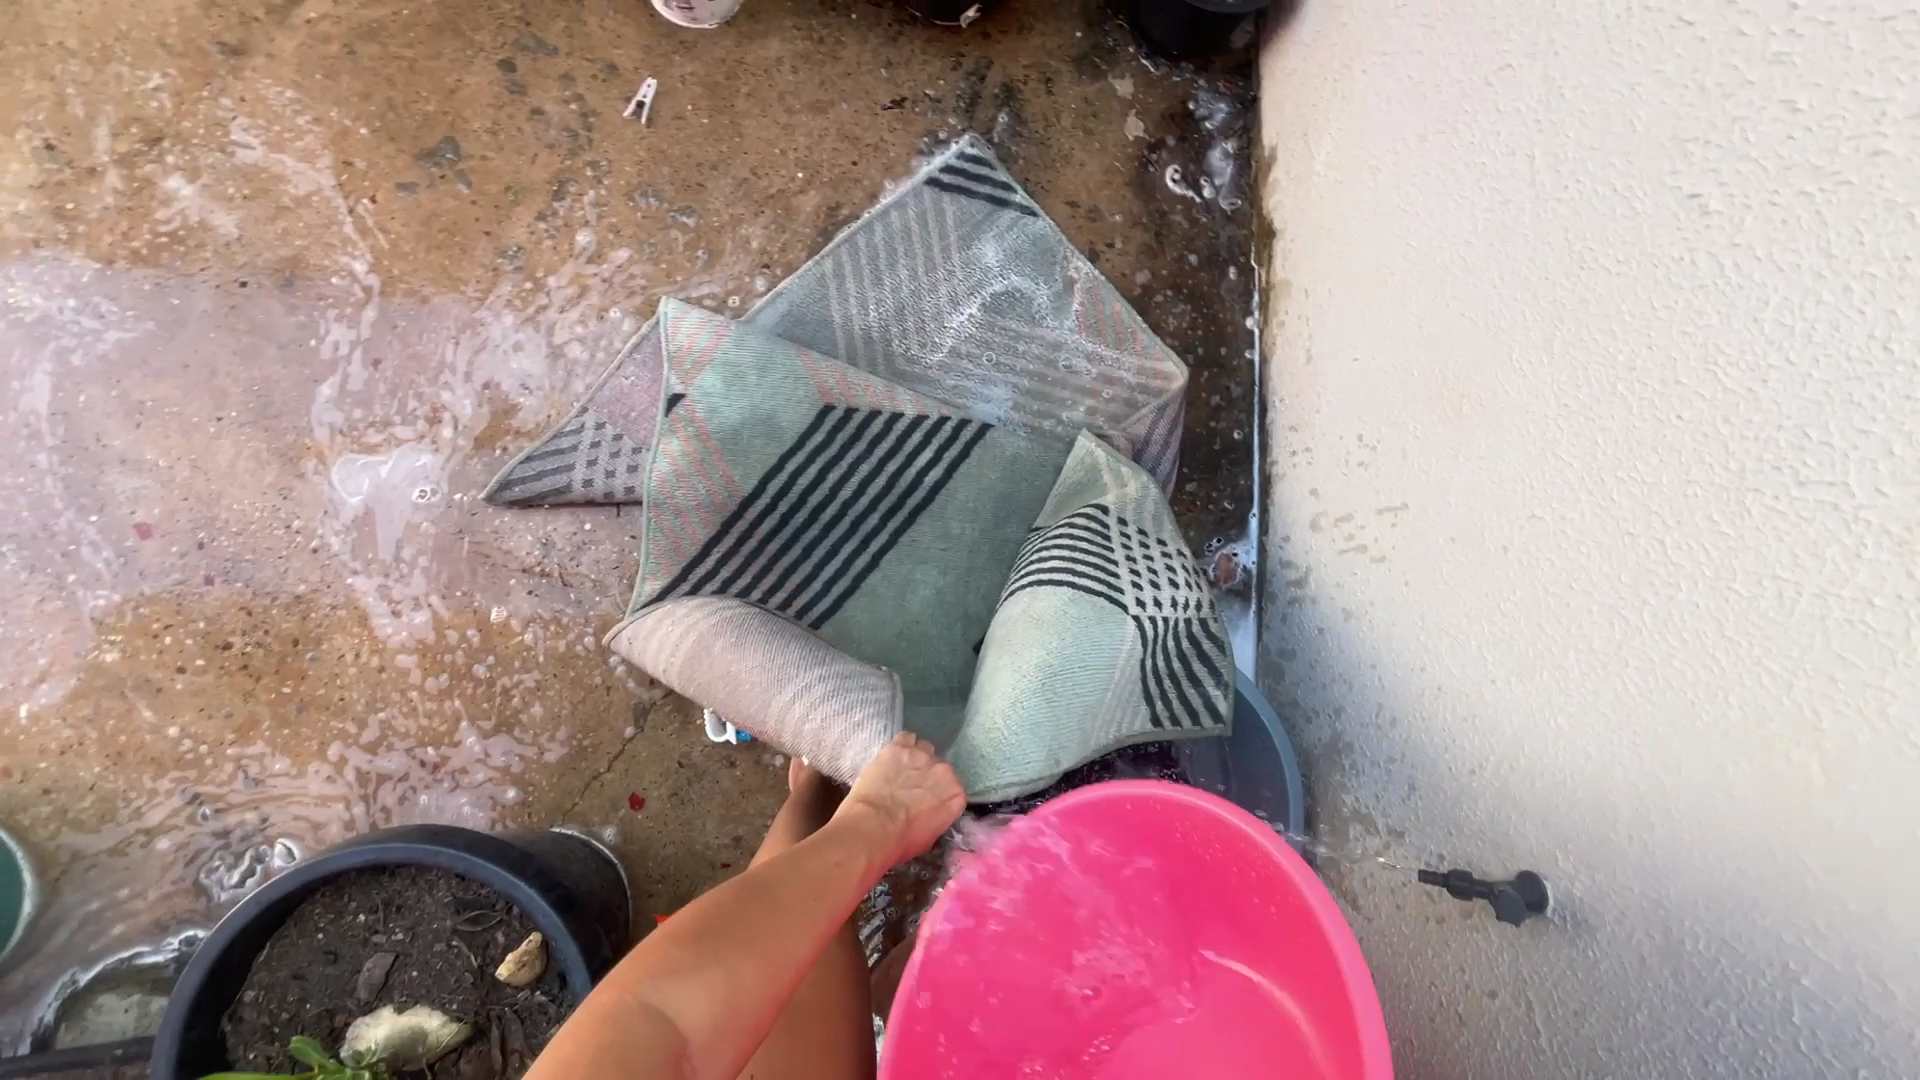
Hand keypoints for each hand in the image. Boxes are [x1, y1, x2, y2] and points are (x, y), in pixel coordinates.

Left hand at [835, 732, 966, 868]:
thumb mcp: (929, 837)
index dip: (939, 793)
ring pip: (923, 749)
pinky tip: (891, 757)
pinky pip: (906, 738)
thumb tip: (931, 810)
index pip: (953, 787)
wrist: (872, 828)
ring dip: (915, 758)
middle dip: (928, 775)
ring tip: (900, 770)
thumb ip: (938, 815)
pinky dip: (900, 746)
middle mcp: (944, 770)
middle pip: (939, 766)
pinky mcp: (899, 747)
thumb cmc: (900, 841)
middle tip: (911, 787)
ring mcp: (922, 755)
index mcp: (956, 794)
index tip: (928, 800)